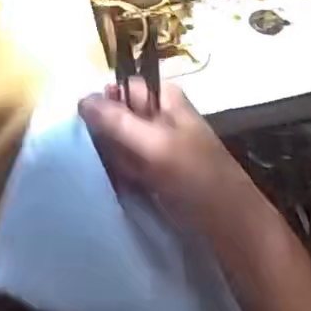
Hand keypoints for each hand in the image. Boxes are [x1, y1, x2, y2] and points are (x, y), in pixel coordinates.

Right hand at [77, 79, 269, 242]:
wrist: (229, 223)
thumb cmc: (196, 176)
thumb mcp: (154, 144)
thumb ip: (116, 120)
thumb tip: (80, 100)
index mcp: (164, 97)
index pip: (121, 87)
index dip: (103, 104)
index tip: (90, 128)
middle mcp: (159, 114)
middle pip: (116, 114)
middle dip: (106, 135)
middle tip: (112, 157)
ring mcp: (156, 142)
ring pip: (118, 140)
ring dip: (113, 157)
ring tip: (123, 174)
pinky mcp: (153, 168)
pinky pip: (125, 161)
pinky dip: (121, 172)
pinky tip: (125, 184)